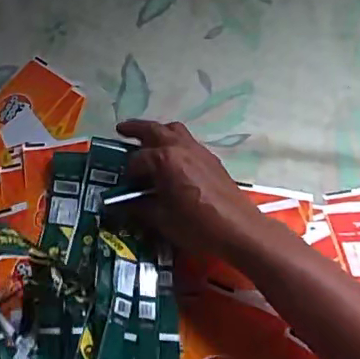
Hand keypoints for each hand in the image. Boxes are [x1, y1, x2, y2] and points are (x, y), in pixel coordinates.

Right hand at [117, 119, 272, 259]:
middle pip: (153, 130)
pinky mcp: (210, 158)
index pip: (136, 160)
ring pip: (173, 130)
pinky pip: (187, 141)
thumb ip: (139, 207)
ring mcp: (197, 150)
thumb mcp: (161, 220)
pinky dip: (175, 141)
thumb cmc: (197, 225)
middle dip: (135, 128)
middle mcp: (179, 147)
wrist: (238, 229)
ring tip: (147, 138)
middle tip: (121, 129)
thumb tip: (123, 204)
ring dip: (158, 131)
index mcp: (164, 160)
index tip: (124, 185)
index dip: (128, 173)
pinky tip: (172, 158)